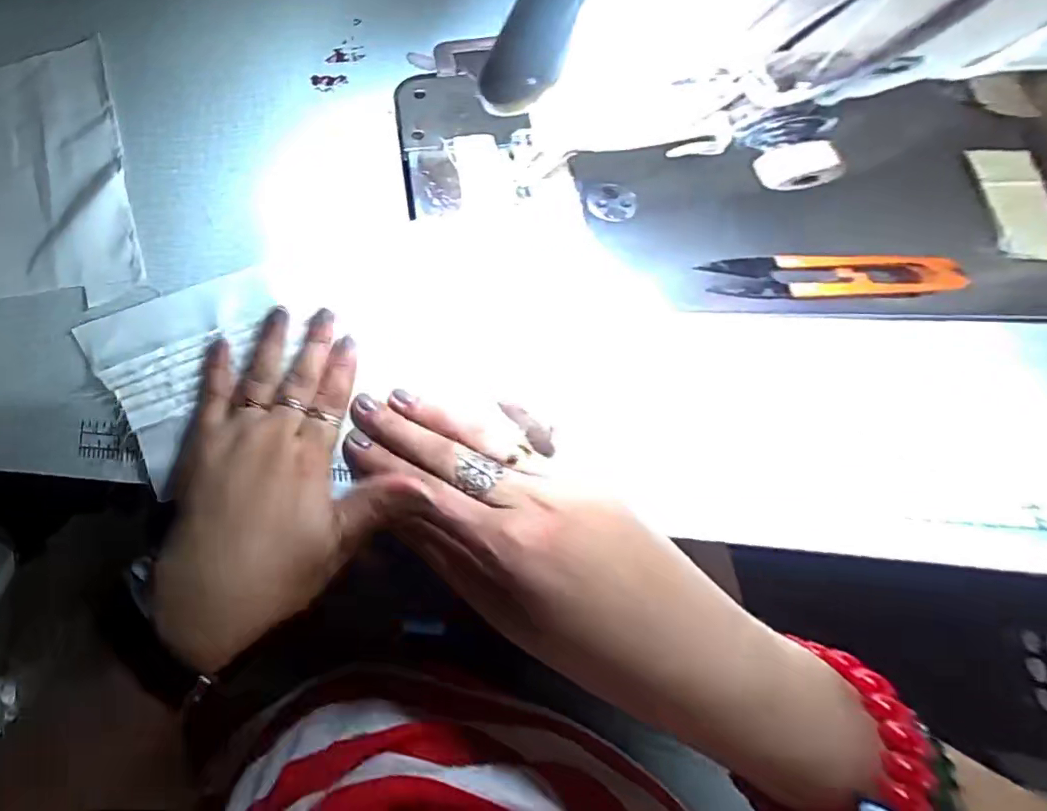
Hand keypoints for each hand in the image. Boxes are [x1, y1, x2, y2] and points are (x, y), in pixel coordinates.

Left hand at [148, 309, 427, 673]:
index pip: (330, 402)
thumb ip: (375, 506)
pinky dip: (216, 368)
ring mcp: (236, 433)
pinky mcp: (203, 441)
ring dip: (271, 343)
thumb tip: (423, 481)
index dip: (342, 369)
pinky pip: (211, 395)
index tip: (351, 338)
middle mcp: (275, 434)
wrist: (207, 591)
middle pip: (299, 380)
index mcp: (309, 458)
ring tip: (281, 311)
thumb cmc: (277, 573)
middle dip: (314, 344)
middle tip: (324, 311)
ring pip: (259, 377)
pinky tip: (220, 342)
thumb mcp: (336, 546)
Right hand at [344, 390, 881, 810]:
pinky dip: (513, 412)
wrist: (694, 652)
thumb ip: (452, 562)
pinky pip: (543, 436)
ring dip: (442, 414)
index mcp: (508, 549)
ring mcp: (565, 480)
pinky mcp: (591, 474)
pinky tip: (490, 392)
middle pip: (452, 456)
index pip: (428, 493)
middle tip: (364, 404)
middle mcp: (532, 502)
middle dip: (402, 430)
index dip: (386, 468)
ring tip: (404, 393)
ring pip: (490, 438)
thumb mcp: (509, 618)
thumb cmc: (592, 655)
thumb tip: (400, 521)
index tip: (353, 445)